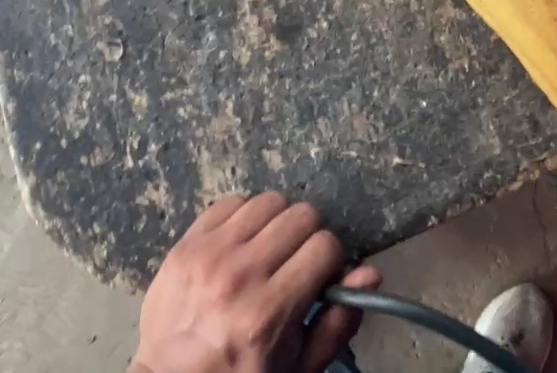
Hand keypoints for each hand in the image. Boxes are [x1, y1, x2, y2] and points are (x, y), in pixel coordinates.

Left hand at [131, 192, 380, 372]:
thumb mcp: (298, 368)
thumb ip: (338, 323)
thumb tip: (370, 274)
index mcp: (269, 312)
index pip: (326, 246)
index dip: (332, 260)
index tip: (322, 277)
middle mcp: (240, 276)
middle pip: (302, 215)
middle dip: (309, 237)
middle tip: (297, 262)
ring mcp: (208, 255)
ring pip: (269, 201)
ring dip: (277, 223)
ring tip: (269, 251)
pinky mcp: (185, 243)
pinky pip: (230, 202)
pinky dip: (243, 217)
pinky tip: (242, 244)